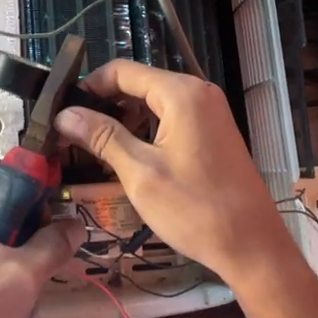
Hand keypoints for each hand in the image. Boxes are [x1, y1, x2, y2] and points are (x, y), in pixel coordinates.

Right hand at [53, 60, 290, 283]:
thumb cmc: (195, 209)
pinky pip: (171, 118)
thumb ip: (102, 137)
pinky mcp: (213, 132)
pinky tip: (127, 156)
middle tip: (72, 134)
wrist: (254, 247)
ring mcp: (209, 112)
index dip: (89, 87)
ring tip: (94, 148)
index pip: (122, 71)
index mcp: (181, 93)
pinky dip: (146, 130)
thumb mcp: (140, 173)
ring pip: (153, 102)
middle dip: (104, 105)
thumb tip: (64, 114)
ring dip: (123, 119)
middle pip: (138, 84)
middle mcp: (197, 92)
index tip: (63, 111)